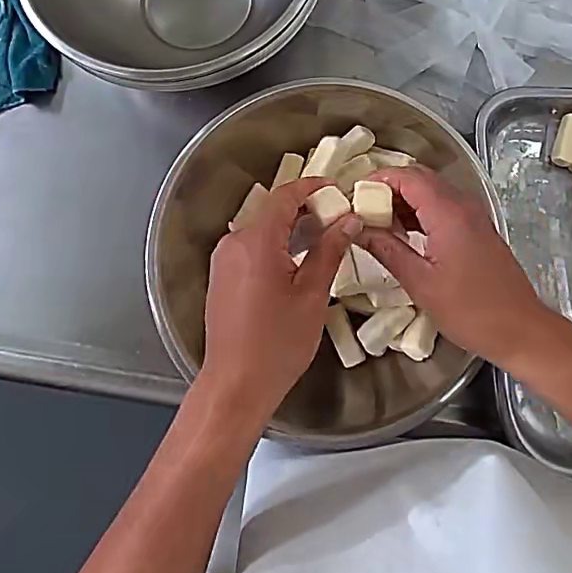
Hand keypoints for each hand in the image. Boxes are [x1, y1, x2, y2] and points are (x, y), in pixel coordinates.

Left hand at [198, 179, 358, 422]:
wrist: (234, 385)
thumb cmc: (276, 345)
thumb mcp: (312, 295)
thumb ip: (329, 251)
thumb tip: (348, 222)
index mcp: (256, 242)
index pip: (285, 196)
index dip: (312, 187)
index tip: (335, 188)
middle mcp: (234, 244)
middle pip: (272, 210)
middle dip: (306, 208)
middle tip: (337, 215)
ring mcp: (224, 260)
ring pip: (262, 229)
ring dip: (292, 227)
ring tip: (325, 237)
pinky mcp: (222, 276)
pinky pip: (252, 246)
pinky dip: (276, 244)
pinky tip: (299, 259)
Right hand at [355, 166, 560, 366]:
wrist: (520, 328)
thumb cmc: (471, 310)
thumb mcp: (420, 282)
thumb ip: (387, 250)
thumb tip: (359, 229)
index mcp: (448, 213)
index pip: (408, 177)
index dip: (378, 180)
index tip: (355, 195)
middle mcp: (463, 205)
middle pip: (420, 178)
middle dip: (389, 188)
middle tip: (362, 209)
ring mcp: (473, 215)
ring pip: (432, 192)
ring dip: (404, 201)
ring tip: (377, 224)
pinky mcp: (477, 228)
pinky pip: (443, 207)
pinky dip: (420, 212)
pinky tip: (403, 235)